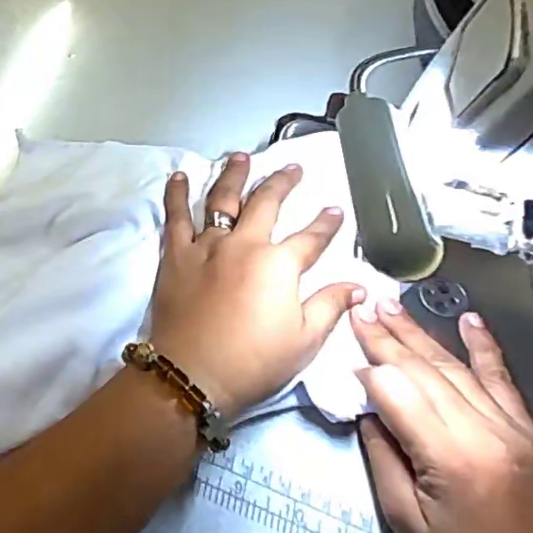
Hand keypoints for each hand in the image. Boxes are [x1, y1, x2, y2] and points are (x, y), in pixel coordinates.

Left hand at [149, 154, 362, 416]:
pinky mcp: (176, 254)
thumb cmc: (252, 363)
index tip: (335, 210)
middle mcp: (244, 244)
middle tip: (293, 168)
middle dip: (283, 182)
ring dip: (234, 175)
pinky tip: (179, 176)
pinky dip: (177, 194)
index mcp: (278, 264)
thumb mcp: (303, 342)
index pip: (310, 238)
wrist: (191, 376)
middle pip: (266, 203)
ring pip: (222, 199)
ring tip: (241, 156)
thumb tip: (358, 286)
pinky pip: (175, 216)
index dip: (326, 223)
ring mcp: (207, 245)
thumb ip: (330, 306)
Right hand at [353, 301, 532, 532]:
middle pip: (425, 370)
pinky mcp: (529, 429)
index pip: (397, 392)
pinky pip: (502, 378)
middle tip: (363, 310)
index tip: (346, 357)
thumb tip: (370, 414)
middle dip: (388, 338)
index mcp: (450, 458)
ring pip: (457, 366)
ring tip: (393, 307)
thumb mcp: (412, 528)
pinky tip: (470, 320)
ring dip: (421, 334)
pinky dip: (484, 346)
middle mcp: (483, 430)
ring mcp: (511, 425)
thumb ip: (384, 462)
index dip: (368, 373)